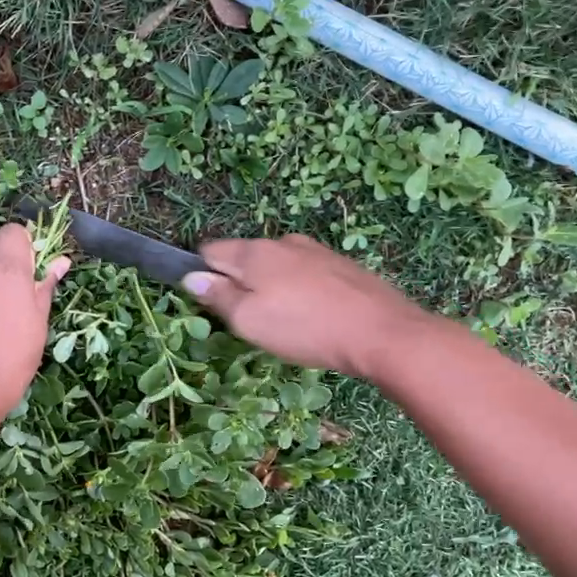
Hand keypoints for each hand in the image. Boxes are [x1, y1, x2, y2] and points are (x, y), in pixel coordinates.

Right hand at [180, 235, 439, 381]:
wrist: (384, 334)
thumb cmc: (305, 328)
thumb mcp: (248, 320)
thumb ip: (217, 296)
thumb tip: (192, 277)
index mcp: (254, 252)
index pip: (209, 250)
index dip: (203, 275)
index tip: (212, 303)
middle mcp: (283, 242)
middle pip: (244, 258)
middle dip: (239, 282)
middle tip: (249, 319)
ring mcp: (317, 252)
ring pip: (277, 266)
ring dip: (272, 287)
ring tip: (284, 321)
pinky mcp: (343, 267)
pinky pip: (306, 274)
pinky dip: (300, 291)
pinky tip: (313, 317)